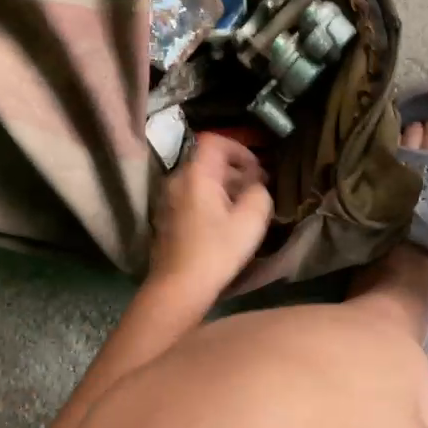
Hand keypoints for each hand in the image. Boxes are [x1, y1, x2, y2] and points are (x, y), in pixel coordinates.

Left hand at [147, 132, 274, 303]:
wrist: (179, 286)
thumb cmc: (216, 251)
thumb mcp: (251, 220)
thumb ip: (260, 193)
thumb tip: (257, 186)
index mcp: (196, 174)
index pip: (215, 141)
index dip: (240, 149)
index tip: (257, 170)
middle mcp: (177, 180)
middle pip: (208, 162)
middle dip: (235, 171)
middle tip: (257, 191)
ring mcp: (168, 200)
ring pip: (200, 182)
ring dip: (224, 189)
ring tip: (244, 210)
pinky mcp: (167, 219)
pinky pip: (192, 199)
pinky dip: (210, 203)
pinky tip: (224, 225)